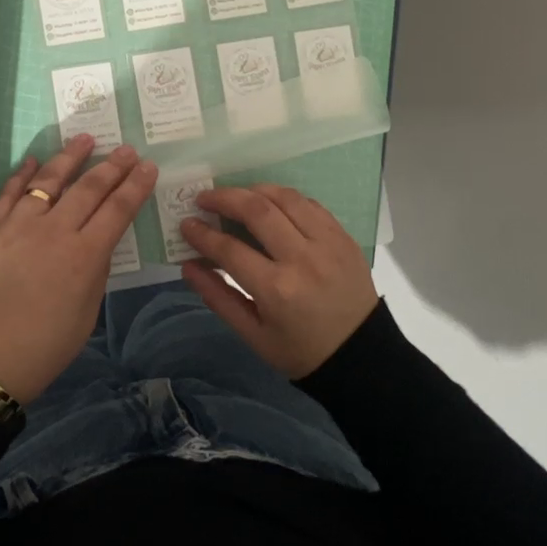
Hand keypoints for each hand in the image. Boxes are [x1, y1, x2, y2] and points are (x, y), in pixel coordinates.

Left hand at [0, 135, 157, 403]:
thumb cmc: (43, 348)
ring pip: (48, 181)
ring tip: (85, 139)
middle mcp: (53, 232)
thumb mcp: (85, 314)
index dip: (135, 187)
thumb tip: (99, 242)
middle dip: (111, 166)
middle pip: (88, 189)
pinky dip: (23, 175)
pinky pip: (9, 193)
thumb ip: (95, 271)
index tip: (148, 167)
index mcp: (83, 257)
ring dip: (69, 157)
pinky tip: (34, 162)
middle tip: (127, 150)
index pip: (117, 210)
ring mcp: (18, 227)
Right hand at [179, 184, 378, 378]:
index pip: (229, 249)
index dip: (202, 234)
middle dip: (224, 198)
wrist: (360, 355)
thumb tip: (188, 265)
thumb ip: (218, 296)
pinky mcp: (343, 237)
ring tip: (236, 195)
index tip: (187, 224)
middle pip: (257, 210)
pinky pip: (310, 204)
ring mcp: (327, 243)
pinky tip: (271, 204)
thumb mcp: (253, 334)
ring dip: (255, 190)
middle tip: (205, 198)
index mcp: (276, 290)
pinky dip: (285, 198)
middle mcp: (302, 259)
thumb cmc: (300, 351)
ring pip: (285, 198)